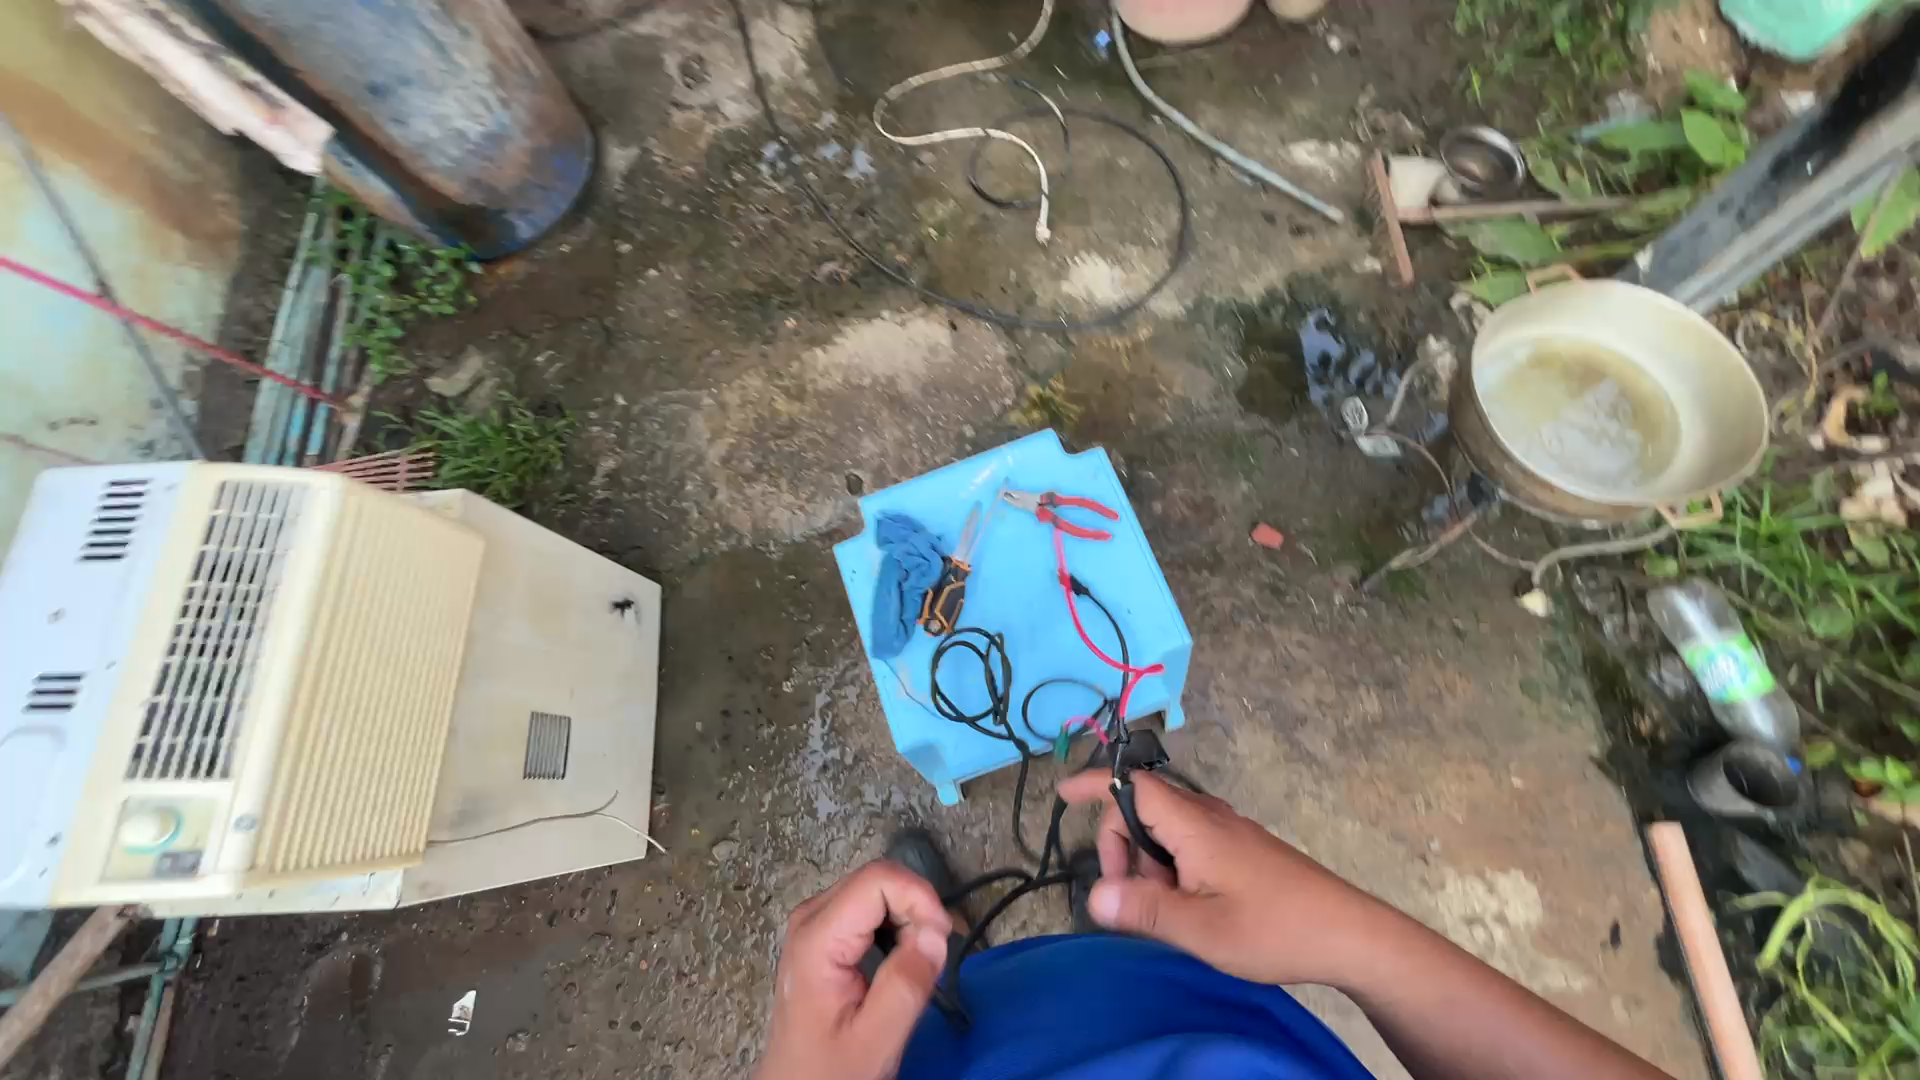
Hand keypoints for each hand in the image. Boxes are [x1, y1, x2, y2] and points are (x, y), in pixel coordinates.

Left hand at [755, 860, 952, 1079]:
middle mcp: (811, 916)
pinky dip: (895, 921)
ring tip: (923, 955)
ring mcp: (814, 921)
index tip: (943, 936)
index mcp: (817, 937)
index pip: (877, 879)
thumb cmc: (831, 1072)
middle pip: (877, 879)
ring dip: (908, 913)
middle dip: (916, 905)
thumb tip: (937, 932)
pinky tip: (903, 954)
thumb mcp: (874, 1041)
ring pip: (875, 888)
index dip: (918, 896)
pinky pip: (868, 905)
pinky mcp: (823, 932)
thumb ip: (906, 984)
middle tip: (936, 950)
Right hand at [1057, 770, 1389, 987]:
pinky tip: (1190, 905)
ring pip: (1164, 829)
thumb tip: (1093, 895)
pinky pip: (1187, 841)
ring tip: (1171, 912)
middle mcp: (1207, 815)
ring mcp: (1226, 829)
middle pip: (1141, 810)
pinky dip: (1171, 866)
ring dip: (1148, 863)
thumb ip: (1144, 909)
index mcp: (1193, 823)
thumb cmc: (1273, 928)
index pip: (1131, 784)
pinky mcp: (1239, 846)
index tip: (1061, 793)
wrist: (1349, 934)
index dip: (1094, 784)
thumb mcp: (1202, 929)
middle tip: (1131, 900)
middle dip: (1121, 848)